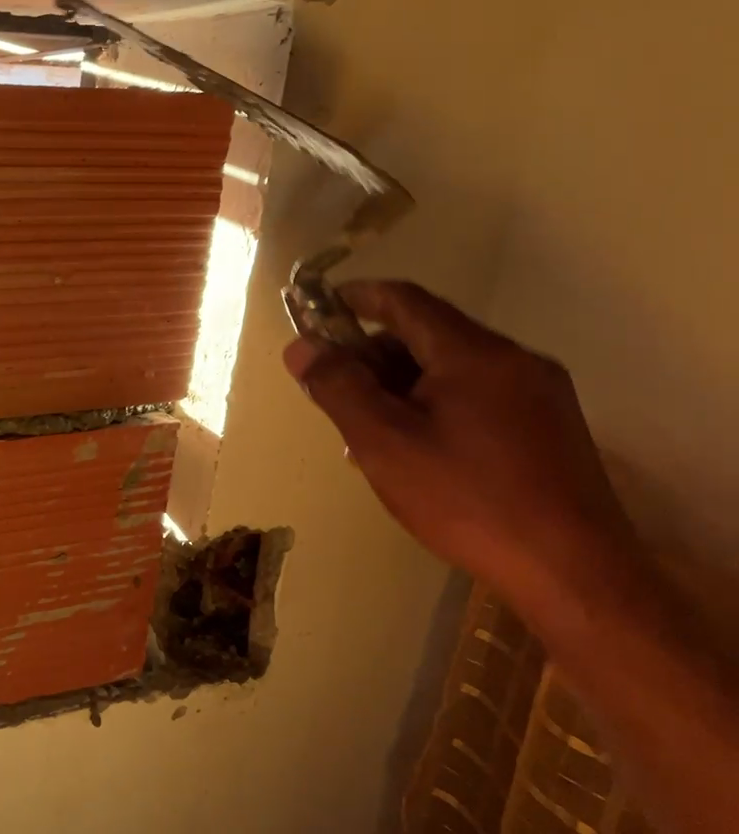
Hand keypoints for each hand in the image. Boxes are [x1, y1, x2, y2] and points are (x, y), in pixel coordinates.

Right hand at [283, 280, 637, 596]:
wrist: (574, 575)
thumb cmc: (467, 499)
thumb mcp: (382, 441)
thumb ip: (337, 386)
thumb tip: (300, 346)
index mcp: (476, 355)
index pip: (404, 300)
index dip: (352, 298)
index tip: (309, 310)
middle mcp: (515, 363)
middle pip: (426, 335)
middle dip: (369, 353)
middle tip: (328, 390)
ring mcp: (538, 397)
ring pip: (447, 370)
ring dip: (396, 385)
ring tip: (362, 430)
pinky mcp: (547, 430)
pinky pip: (473, 397)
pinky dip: (429, 406)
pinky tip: (409, 450)